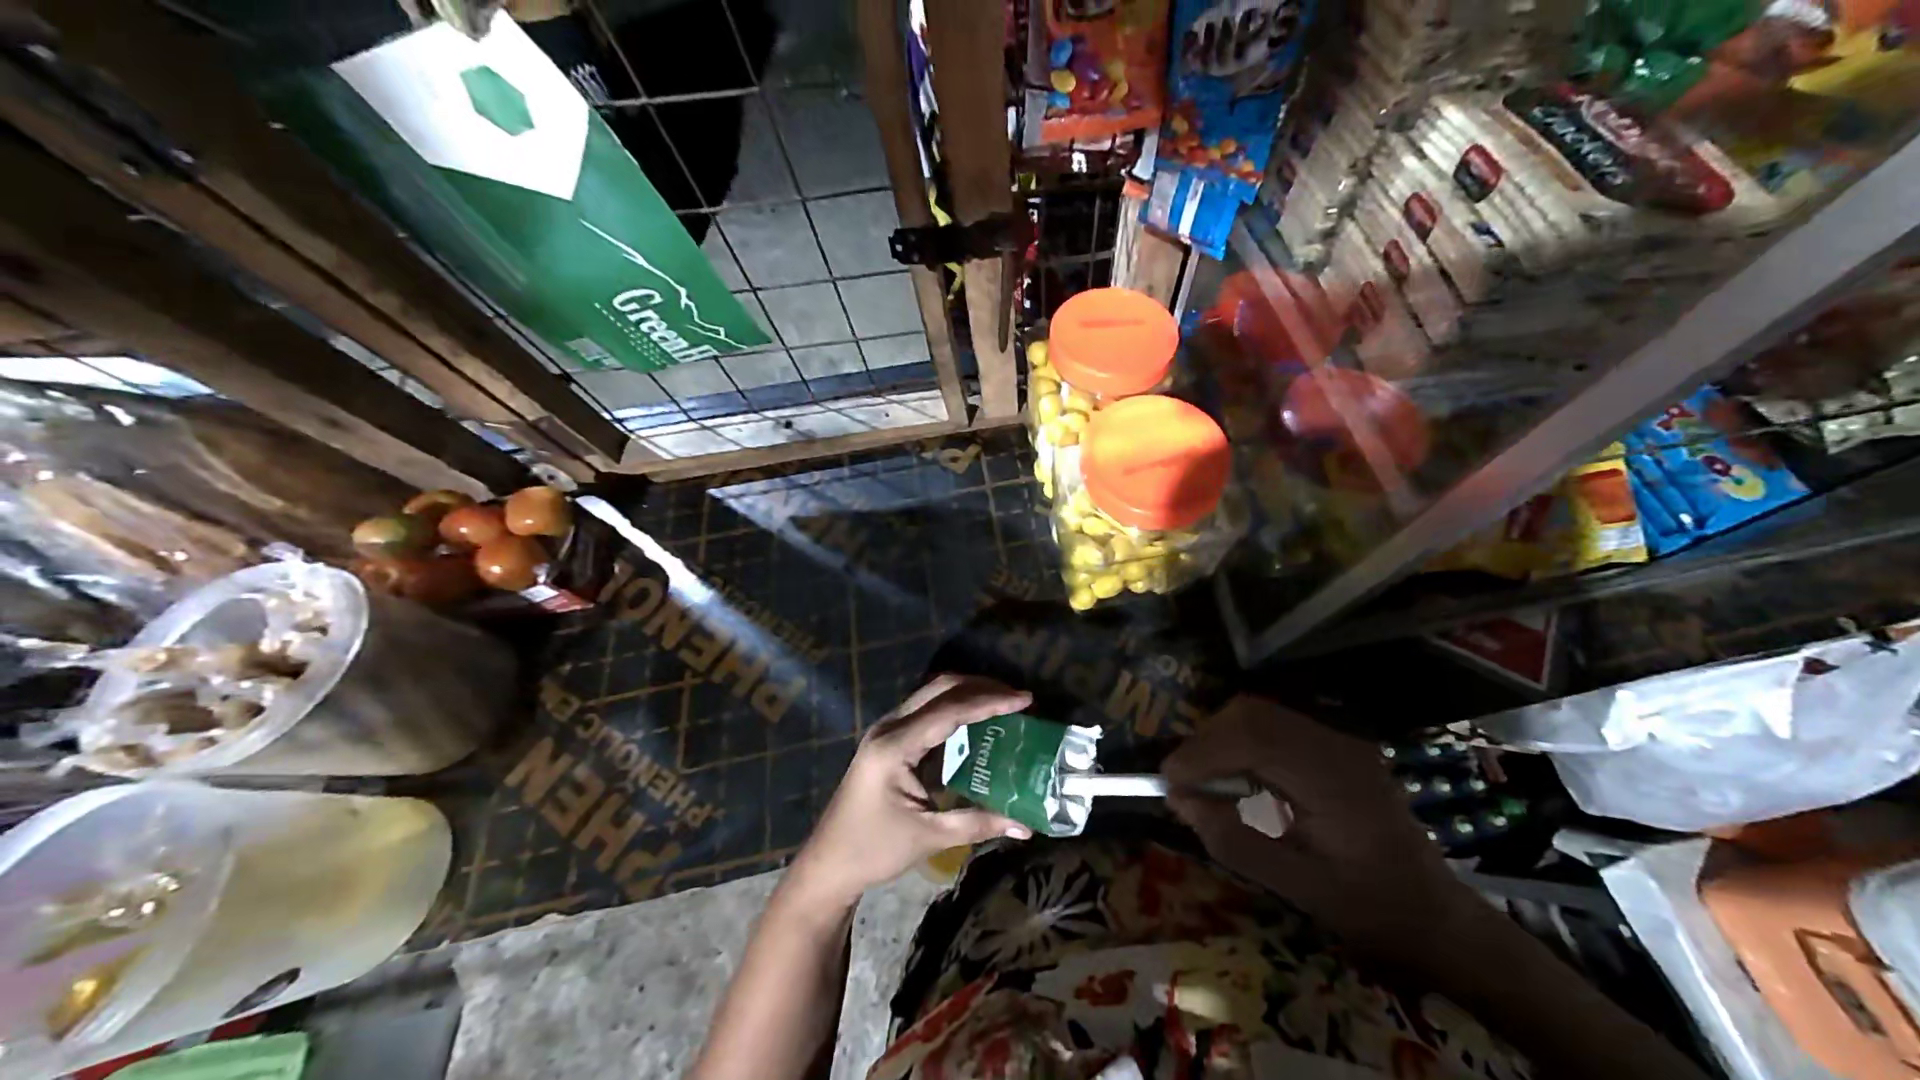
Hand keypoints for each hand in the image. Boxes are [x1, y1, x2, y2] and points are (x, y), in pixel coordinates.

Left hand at [787, 675, 1033, 908]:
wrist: (829, 863)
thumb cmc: (873, 849)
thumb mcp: (929, 836)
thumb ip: (978, 823)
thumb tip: (1027, 826)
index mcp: (895, 745)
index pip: (950, 710)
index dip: (990, 701)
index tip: (1026, 699)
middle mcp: (889, 727)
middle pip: (940, 688)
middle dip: (981, 687)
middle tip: (1020, 698)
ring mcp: (886, 731)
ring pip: (932, 694)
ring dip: (968, 693)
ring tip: (1006, 704)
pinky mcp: (889, 740)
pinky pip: (926, 711)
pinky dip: (955, 708)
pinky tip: (978, 722)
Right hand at [1163, 696, 1464, 953]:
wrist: (1435, 914)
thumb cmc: (1370, 908)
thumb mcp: (1298, 888)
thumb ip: (1234, 841)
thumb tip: (1180, 800)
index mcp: (1334, 781)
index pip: (1254, 740)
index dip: (1201, 752)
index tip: (1168, 782)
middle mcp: (1337, 747)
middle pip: (1253, 714)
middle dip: (1206, 741)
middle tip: (1182, 782)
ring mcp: (1338, 741)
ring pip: (1260, 714)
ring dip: (1220, 739)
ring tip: (1202, 780)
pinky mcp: (1333, 746)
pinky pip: (1274, 726)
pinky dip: (1240, 742)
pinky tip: (1234, 777)